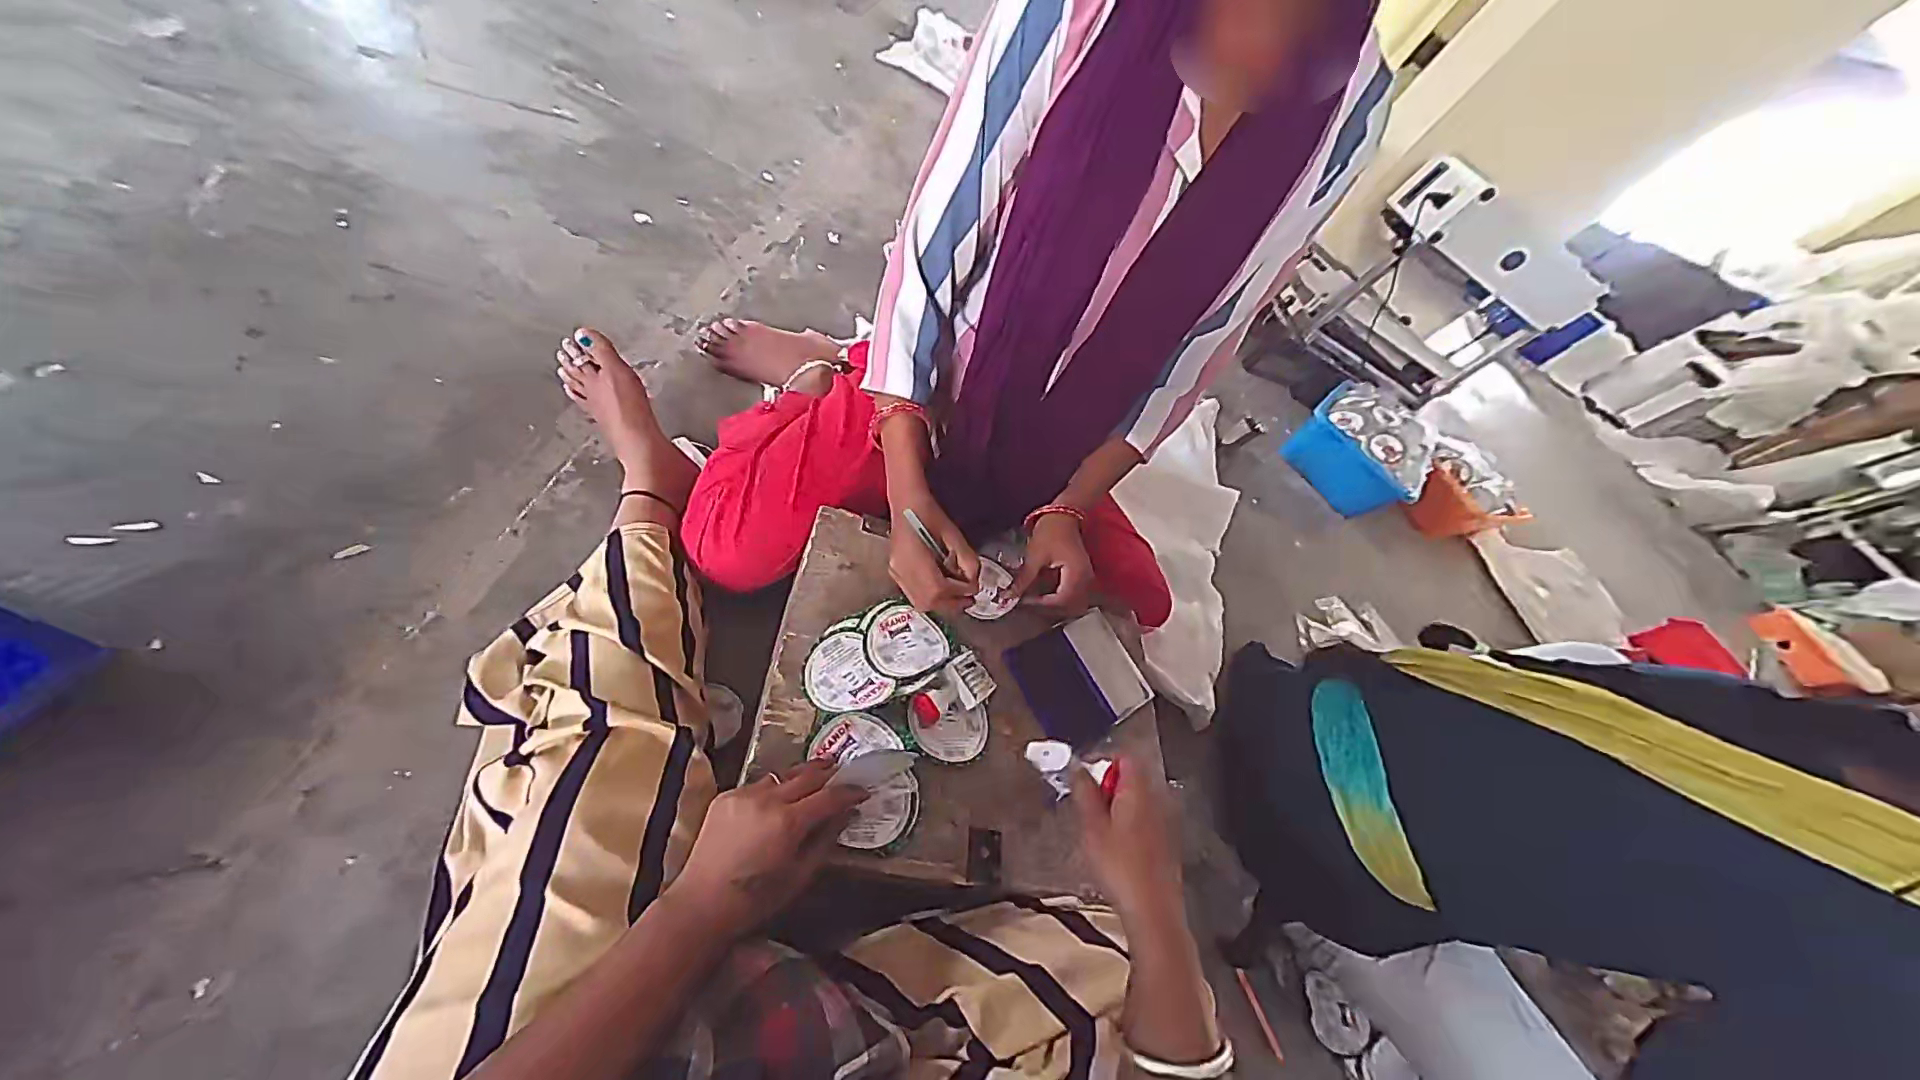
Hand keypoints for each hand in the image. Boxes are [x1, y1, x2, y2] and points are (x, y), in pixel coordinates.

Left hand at [661, 760, 866, 938]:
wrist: (701, 906)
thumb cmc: (756, 901)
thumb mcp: (800, 875)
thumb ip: (826, 840)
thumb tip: (846, 814)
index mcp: (789, 822)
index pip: (829, 796)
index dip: (850, 792)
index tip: (862, 791)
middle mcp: (768, 800)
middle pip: (807, 776)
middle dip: (829, 773)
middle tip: (843, 771)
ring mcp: (744, 795)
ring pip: (782, 777)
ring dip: (800, 777)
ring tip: (813, 779)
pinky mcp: (726, 797)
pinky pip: (758, 785)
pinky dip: (773, 790)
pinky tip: (776, 801)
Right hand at [887, 494, 980, 612]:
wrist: (906, 503)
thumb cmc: (930, 514)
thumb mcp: (954, 535)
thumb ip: (967, 560)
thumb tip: (973, 581)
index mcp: (916, 558)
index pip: (939, 588)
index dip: (959, 592)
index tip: (973, 588)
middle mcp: (902, 569)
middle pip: (928, 601)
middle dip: (951, 604)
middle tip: (968, 600)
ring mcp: (896, 572)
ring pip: (919, 601)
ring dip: (941, 603)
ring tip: (957, 596)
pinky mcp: (894, 572)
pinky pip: (914, 593)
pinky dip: (930, 596)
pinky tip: (941, 588)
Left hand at [1013, 512, 1094, 616]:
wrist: (1064, 515)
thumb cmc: (1051, 532)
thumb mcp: (1034, 557)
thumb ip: (1024, 580)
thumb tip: (1009, 596)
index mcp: (1076, 575)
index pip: (1060, 601)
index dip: (1041, 605)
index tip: (1025, 600)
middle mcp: (1086, 580)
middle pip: (1068, 606)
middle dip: (1047, 607)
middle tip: (1028, 602)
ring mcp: (1086, 578)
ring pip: (1072, 602)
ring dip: (1054, 603)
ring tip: (1035, 597)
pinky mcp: (1082, 575)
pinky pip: (1073, 593)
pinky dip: (1059, 596)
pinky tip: (1044, 591)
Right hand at [1070, 755, 1183, 919]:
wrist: (1152, 912)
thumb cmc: (1120, 868)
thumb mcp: (1092, 827)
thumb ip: (1084, 792)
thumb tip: (1078, 768)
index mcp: (1139, 791)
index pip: (1125, 756)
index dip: (1102, 759)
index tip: (1083, 774)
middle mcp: (1156, 801)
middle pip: (1131, 777)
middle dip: (1107, 785)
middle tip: (1087, 806)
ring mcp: (1164, 822)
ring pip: (1136, 799)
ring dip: (1115, 805)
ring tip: (1097, 828)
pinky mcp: (1165, 842)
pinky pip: (1143, 818)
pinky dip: (1126, 821)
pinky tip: (1114, 847)